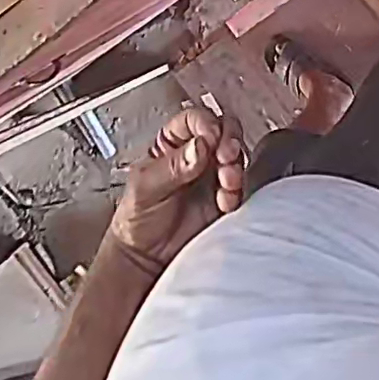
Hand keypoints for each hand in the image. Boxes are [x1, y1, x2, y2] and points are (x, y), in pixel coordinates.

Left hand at [106, 103, 244, 274]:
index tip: (209, 137)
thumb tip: (200, 146)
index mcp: (173, 143)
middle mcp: (196, 154)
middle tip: (225, 154)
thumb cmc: (137, 218)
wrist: (146, 260)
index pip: (194, 119)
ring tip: (225, 181)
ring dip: (235, 165)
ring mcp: (212, 175)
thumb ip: (173, 166)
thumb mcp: (146, 187)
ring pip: (235, 155)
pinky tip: (224, 202)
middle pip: (222, 130)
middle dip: (229, 139)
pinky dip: (237, 191)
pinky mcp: (224, 198)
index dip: (204, 123)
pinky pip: (240, 185)